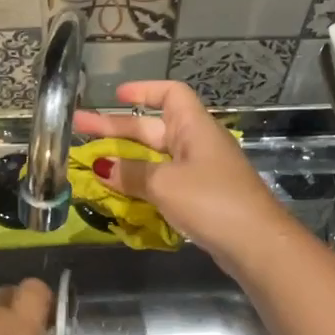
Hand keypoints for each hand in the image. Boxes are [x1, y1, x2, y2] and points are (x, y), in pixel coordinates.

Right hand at [74, 81, 295, 264]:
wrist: (255, 244)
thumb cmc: (212, 201)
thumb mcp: (164, 184)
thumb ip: (131, 173)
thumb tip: (101, 167)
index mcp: (194, 127)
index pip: (170, 94)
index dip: (143, 90)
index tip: (115, 96)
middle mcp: (197, 144)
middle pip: (153, 128)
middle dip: (116, 129)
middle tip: (78, 129)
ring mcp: (200, 172)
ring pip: (155, 158)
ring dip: (125, 160)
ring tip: (92, 165)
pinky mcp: (201, 199)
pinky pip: (164, 182)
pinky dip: (141, 184)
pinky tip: (120, 193)